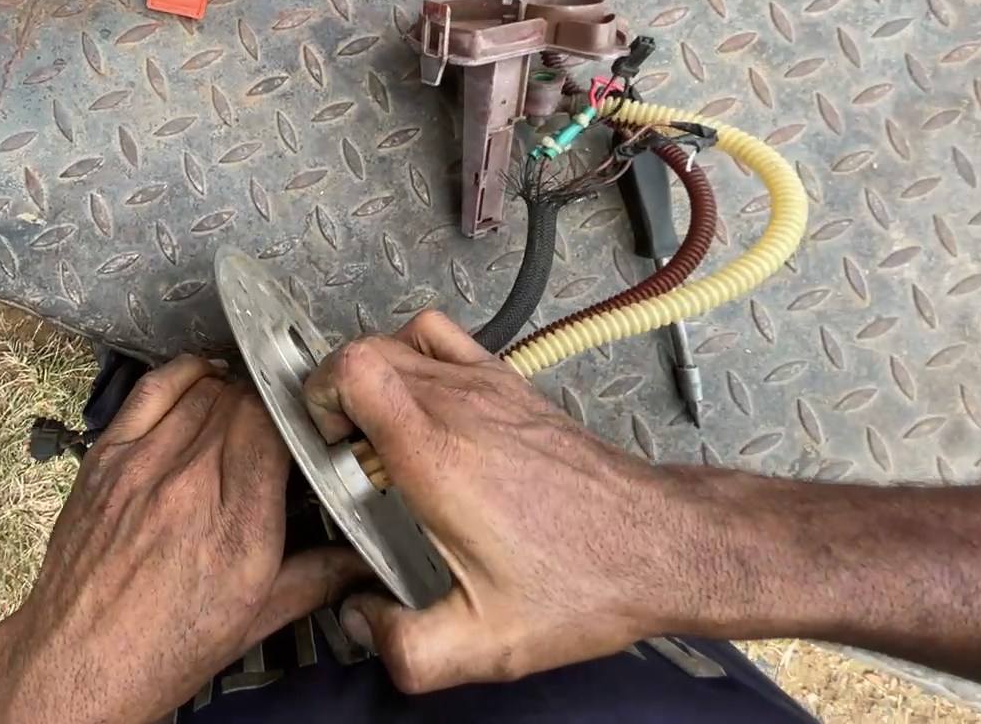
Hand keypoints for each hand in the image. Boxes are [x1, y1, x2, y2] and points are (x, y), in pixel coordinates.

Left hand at [0, 355, 362, 723]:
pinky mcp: (107, 454)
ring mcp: (142, 461)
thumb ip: (317, 576)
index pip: (272, 425)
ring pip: (200, 388)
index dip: (292, 414)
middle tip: (274, 417)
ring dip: (228, 387)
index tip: (302, 423)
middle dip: (264, 402)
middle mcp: (190, 482)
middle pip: (239, 400)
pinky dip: (182, 374)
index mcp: (238, 524)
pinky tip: (200, 376)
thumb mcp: (255, 620)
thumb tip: (369, 560)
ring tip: (241, 400)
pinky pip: (151, 389)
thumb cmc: (168, 646)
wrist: (78, 658)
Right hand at [302, 312, 713, 691]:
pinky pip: (434, 333)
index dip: (319, 394)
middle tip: (347, 445)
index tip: (327, 439)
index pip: (352, 372)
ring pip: (391, 341)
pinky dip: (408, 349)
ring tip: (376, 424)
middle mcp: (452, 404)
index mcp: (434, 454)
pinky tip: (417, 392)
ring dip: (366, 375)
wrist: (661, 543)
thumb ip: (410, 648)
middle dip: (334, 394)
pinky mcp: (501, 378)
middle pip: (361, 352)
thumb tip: (357, 617)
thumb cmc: (581, 580)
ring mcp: (479, 383)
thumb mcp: (491, 642)